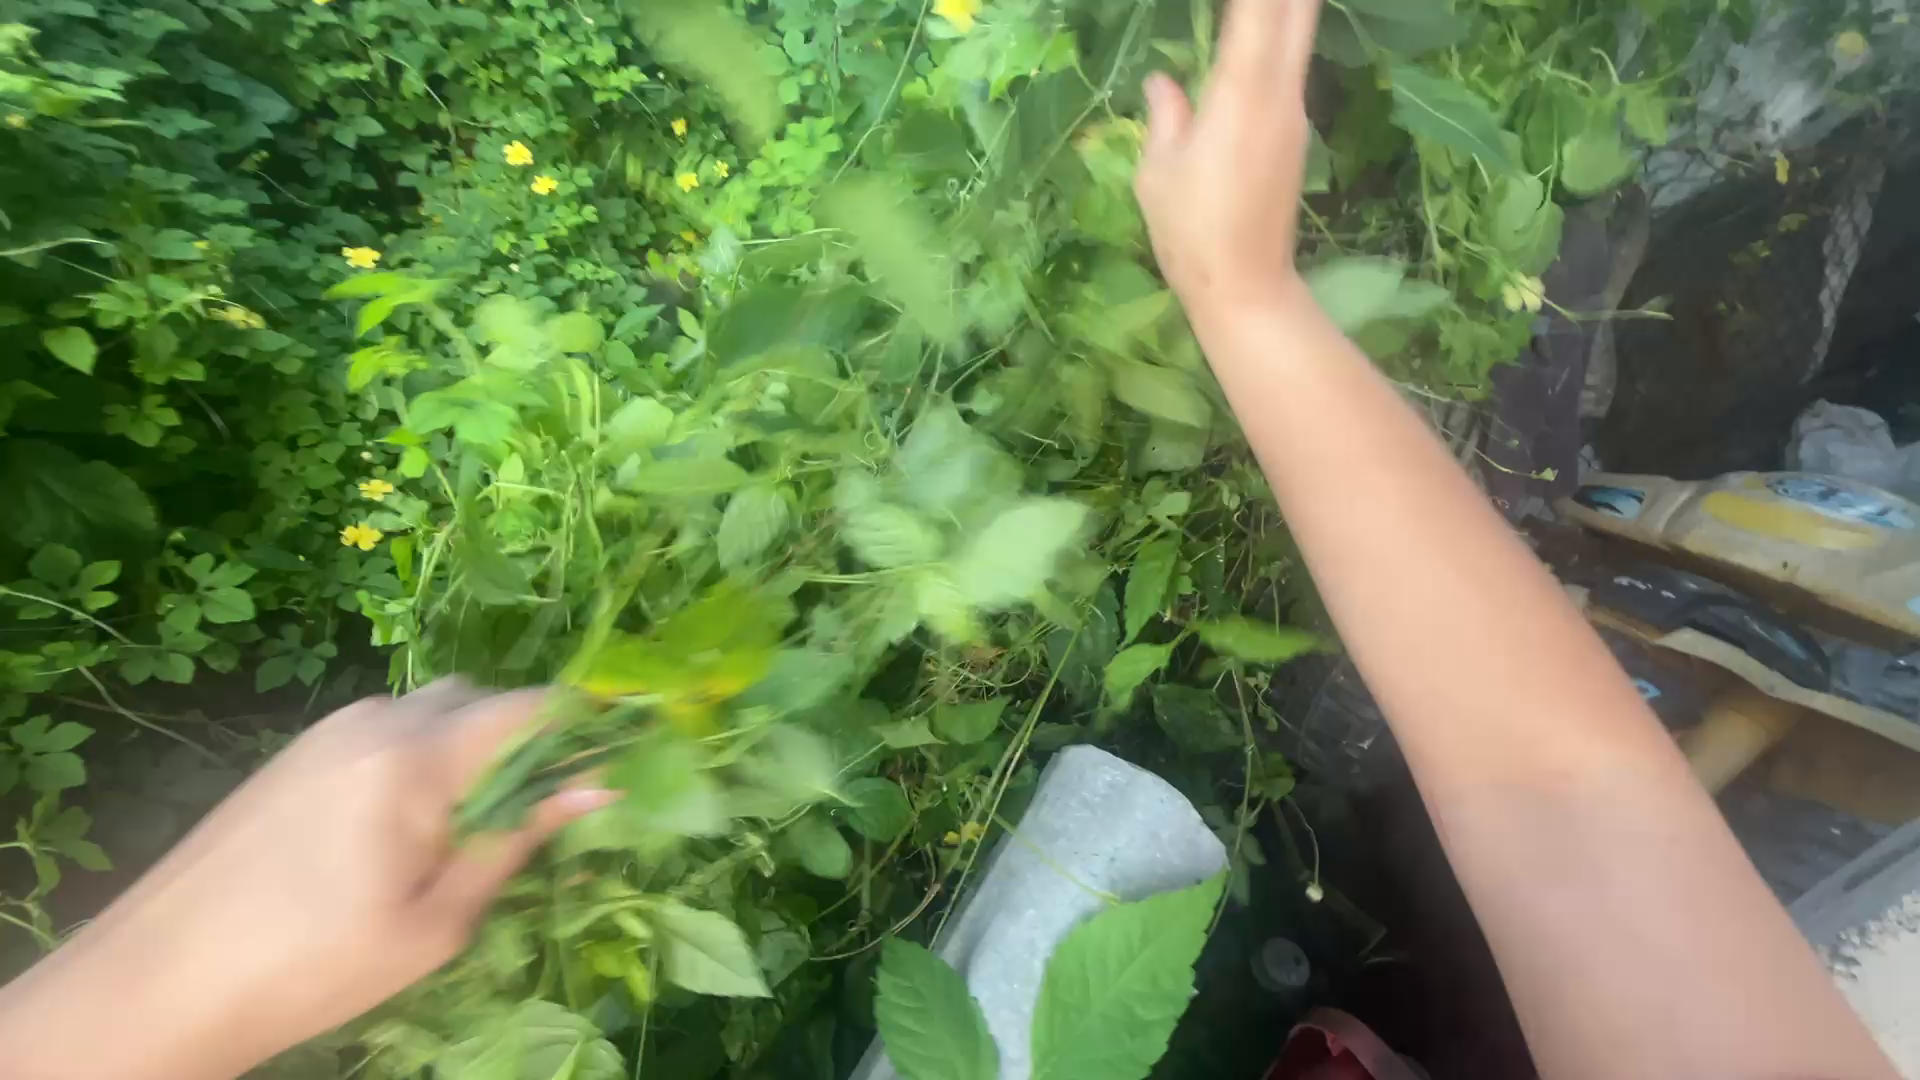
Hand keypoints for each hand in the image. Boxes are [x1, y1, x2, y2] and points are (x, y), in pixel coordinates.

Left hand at [0, 680, 614, 1079]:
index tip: (616, 751)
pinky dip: (434, 746)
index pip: (534, 707)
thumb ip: (521, 836)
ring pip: (445, 703)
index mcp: (418, 759)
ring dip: (480, 739)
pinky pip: (400, 720)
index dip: (585, 722)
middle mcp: (382, 720)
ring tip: (472, 811)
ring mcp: (339, 726)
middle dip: (532, 736)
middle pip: (491, 698)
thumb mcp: (439, 917)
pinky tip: (411, 811)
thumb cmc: (310, 967)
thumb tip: (604, 783)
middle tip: (539, 802)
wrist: (141, 995)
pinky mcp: (309, 744)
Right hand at [1133, 0, 1323, 315]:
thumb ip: (1164, 117)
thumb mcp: (1157, 175)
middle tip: (1245, 1)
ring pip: (1299, 31)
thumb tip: (1162, 81)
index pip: (1257, 6)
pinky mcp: (1297, 135)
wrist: (1244, 286)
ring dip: (1281, 10)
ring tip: (1249, 14)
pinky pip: (1290, 66)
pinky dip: (1277, 38)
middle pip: (1298, 7)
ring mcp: (1296, 112)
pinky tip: (1254, 40)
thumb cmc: (1190, 234)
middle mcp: (1281, 89)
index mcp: (1241, 90)